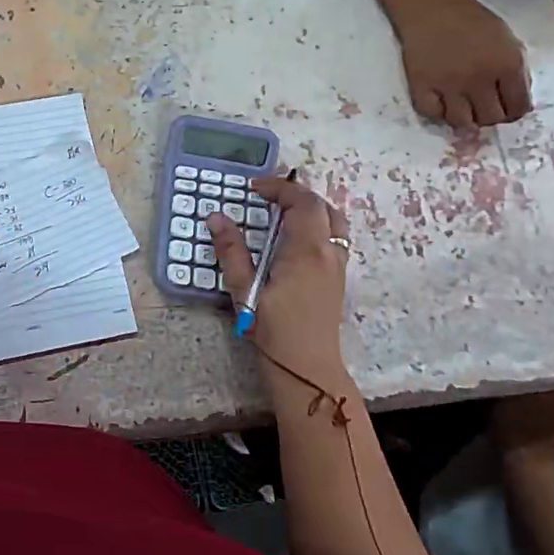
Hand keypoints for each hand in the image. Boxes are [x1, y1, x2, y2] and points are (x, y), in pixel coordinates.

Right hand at [207, 176, 348, 362]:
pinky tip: (295, 239)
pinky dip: (317, 224)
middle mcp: (329, 251)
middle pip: (322, 206)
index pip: (302, 202)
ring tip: (282, 213)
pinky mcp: (337, 277)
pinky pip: (334, 236)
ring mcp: (337, 265)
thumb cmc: (272, 328)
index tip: (254, 188)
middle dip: (296, 194)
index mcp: (307, 250)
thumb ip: (231, 251)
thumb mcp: (243, 289)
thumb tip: (215, 218)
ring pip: (334, 220)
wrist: (306, 366)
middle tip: (268, 196)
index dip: (279, 188)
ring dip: (310, 208)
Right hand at [397, 0, 531, 127]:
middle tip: (483, 110)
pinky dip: (438, 114)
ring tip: (464, 112)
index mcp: (507, 66)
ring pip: (461, 121)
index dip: (514, 112)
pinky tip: (442, 105)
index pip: (518, 107)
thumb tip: (514, 99)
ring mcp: (448, 85)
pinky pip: (431, 113)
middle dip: (490, 117)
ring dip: (466, 120)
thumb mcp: (508, 42)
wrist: (434, 10)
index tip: (506, 110)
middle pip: (490, 118)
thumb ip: (515, 71)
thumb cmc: (474, 22)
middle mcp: (479, 80)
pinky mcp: (422, 85)